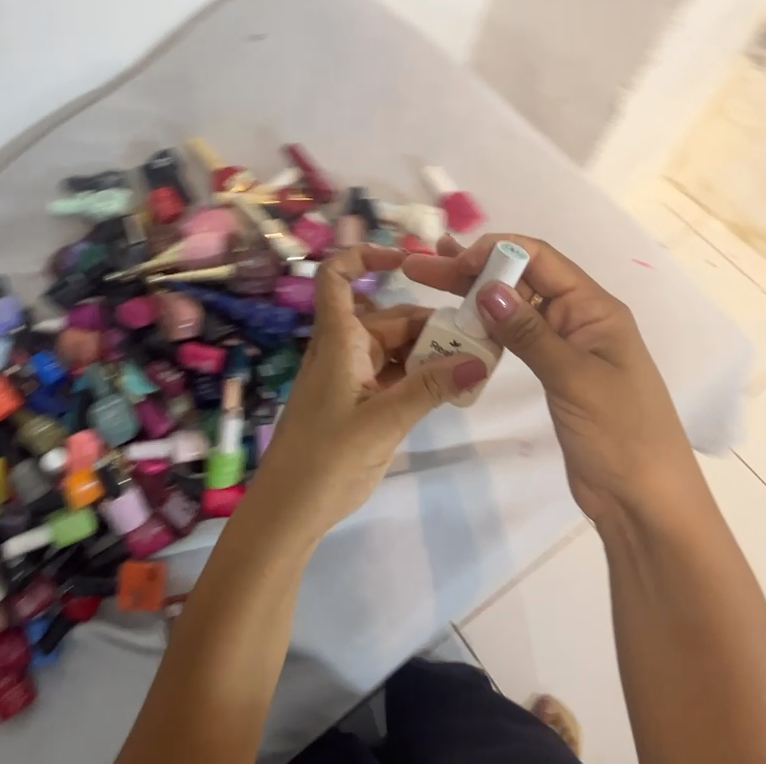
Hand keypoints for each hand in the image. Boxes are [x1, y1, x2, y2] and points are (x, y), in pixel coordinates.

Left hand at [245, 247, 486, 543]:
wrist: (287, 510)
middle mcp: (341, 349)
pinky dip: (416, 377)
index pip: (337, 276)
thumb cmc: (326, 459)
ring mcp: (347, 376)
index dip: (366, 255)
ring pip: (392, 348)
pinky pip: (390, 375)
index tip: (407, 259)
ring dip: (427, 353)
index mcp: (338, 340)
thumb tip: (479, 360)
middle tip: (479, 343)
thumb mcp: (384, 422)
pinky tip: (447, 389)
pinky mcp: (354, 402)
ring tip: (471, 367)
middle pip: (386, 317)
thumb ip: (430, 389)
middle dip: (428, 324)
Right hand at [362, 234, 697, 522]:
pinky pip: (513, 338)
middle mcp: (578, 318)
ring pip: (512, 307)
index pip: (540, 259)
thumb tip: (487, 288)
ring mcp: (563, 346)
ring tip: (426, 283)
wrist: (644, 500)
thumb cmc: (622, 434)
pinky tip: (454, 325)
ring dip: (472, 295)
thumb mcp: (574, 379)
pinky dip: (484, 328)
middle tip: (418, 267)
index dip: (495, 252)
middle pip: (520, 279)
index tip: (451, 263)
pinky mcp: (551, 372)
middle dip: (471, 269)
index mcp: (594, 308)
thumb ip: (529, 333)